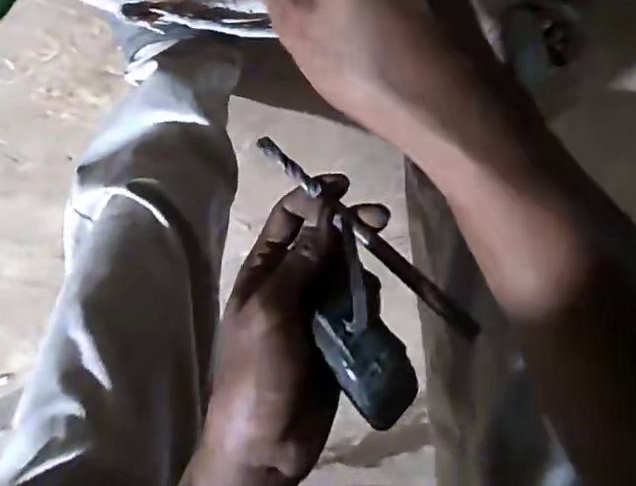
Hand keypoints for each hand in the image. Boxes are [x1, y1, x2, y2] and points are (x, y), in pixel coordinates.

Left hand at [186, 175, 388, 485]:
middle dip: (349, 224)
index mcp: (263, 271)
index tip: (343, 188)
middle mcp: (290, 280)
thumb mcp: (271, 311)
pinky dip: (365, 297)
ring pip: (344, 266)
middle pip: (324, 237)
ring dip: (359, 264)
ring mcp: (314, 306)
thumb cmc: (256, 374)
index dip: (314, 197)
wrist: (266, 448)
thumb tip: (326, 214)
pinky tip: (366, 310)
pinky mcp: (337, 330)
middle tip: (379, 218)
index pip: (289, 217)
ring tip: (367, 282)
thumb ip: (300, 262)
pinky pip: (356, 299)